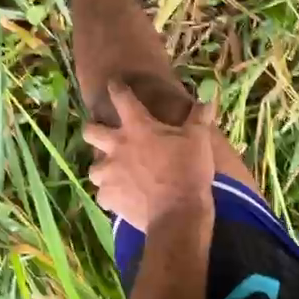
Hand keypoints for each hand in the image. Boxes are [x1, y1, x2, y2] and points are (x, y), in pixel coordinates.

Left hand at [83, 81, 216, 229]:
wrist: (177, 215)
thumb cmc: (187, 171)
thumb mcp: (198, 139)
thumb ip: (199, 117)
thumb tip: (208, 98)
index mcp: (137, 127)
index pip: (121, 98)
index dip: (116, 87)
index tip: (114, 83)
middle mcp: (117, 147)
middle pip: (90, 131)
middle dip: (92, 127)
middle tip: (100, 130)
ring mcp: (110, 174)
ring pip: (92, 167)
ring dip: (101, 165)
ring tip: (111, 169)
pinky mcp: (109, 199)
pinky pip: (103, 195)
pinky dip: (110, 194)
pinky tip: (119, 196)